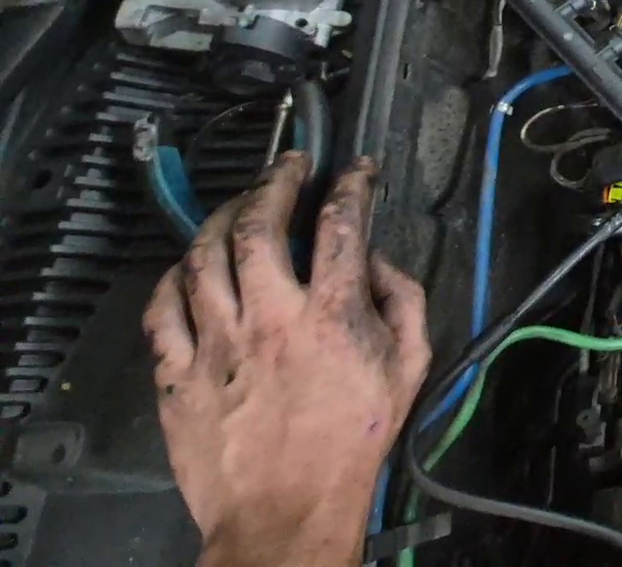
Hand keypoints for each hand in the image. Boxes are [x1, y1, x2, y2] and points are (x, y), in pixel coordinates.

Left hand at [143, 152, 430, 566]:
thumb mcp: (413, 361)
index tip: (359, 168)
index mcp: (335, 315)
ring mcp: (216, 345)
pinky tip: (191, 263)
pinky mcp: (177, 375)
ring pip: (203, 260)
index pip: (343, 227)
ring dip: (223, 218)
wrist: (287, 504)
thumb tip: (378, 261)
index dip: (352, 186)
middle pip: (259, 230)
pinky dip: (175, 276)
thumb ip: (405, 300)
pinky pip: (162, 310)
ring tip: (242, 200)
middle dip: (275, 184)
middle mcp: (271, 318)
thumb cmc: (359, 431)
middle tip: (289, 164)